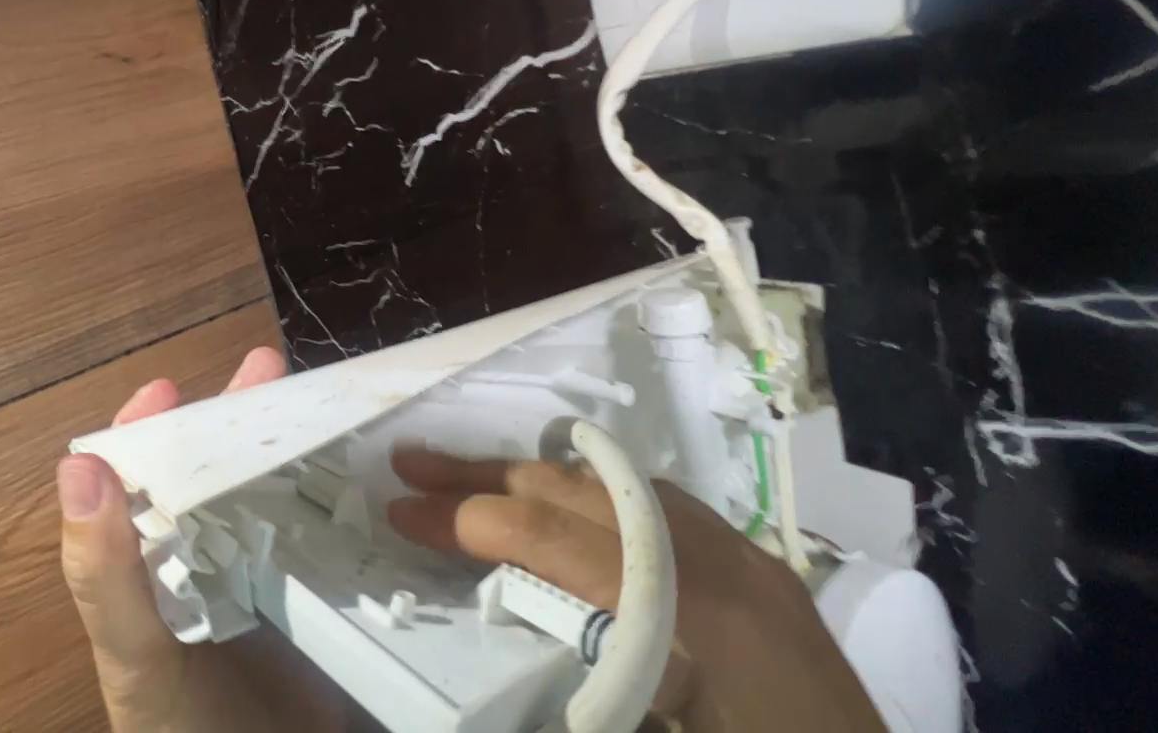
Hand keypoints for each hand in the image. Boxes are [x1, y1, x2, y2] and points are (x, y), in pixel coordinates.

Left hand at [58, 347, 346, 732]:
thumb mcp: (136, 658)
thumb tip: (80, 466)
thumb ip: (104, 576)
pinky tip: (361, 461)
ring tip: (322, 398)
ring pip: (268, 486)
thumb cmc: (185, 728)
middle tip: (269, 366)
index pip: (138, 477)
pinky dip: (334, 488)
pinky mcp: (311, 592)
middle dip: (233, 413)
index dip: (149, 427)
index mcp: (148, 561)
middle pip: (211, 467)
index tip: (169, 388)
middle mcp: (201, 555)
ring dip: (287, 439)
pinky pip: (319, 528)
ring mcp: (258, 570)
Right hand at [386, 448, 885, 732]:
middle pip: (576, 492)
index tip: (402, 514)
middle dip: (483, 476)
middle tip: (411, 467)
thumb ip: (574, 690)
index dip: (467, 521)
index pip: (552, 540)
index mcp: (692, 619)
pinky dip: (591, 492)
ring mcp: (743, 559)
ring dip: (533, 476)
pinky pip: (655, 503)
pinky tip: (560, 503)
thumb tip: (495, 635)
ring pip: (616, 485)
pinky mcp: (755, 568)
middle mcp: (718, 565)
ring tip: (468, 476)